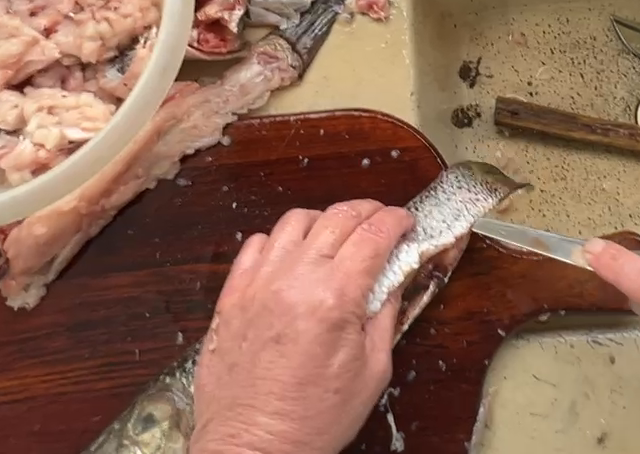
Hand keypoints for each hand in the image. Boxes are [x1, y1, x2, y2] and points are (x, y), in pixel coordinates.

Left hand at [190, 200, 414, 453]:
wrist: (251, 452)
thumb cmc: (313, 421)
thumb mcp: (372, 372)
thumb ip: (386, 314)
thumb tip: (395, 275)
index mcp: (336, 298)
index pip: (375, 233)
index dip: (397, 220)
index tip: (406, 223)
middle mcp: (296, 278)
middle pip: (339, 216)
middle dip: (369, 211)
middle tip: (381, 222)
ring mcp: (260, 282)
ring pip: (296, 219)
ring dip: (324, 220)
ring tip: (337, 237)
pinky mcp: (232, 294)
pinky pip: (257, 243)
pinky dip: (280, 240)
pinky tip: (293, 257)